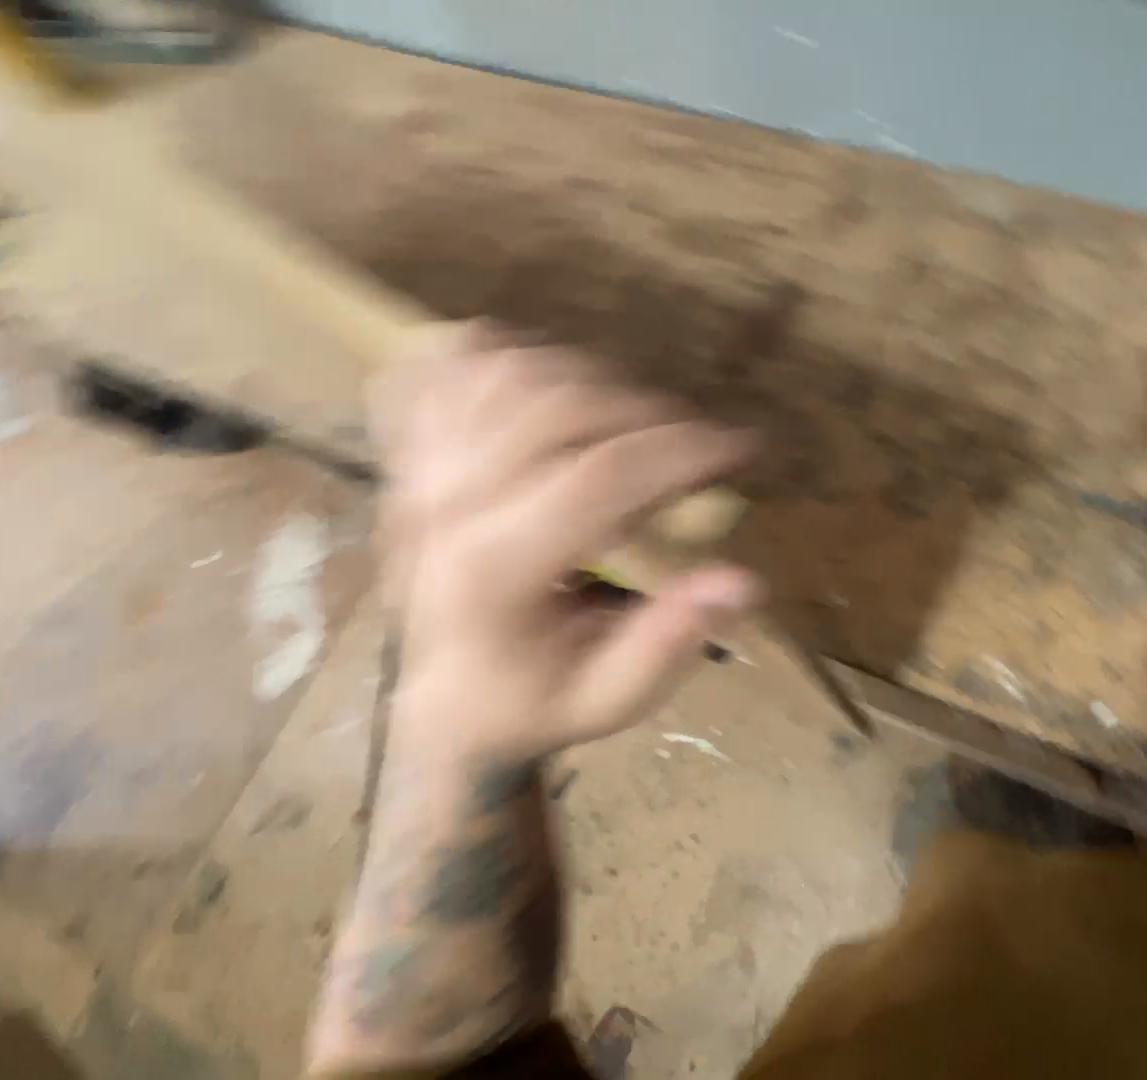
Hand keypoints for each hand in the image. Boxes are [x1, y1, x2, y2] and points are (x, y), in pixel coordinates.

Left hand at [374, 323, 763, 762]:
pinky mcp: (404, 450)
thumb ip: (669, 643)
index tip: (741, 448)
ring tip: (633, 425)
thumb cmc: (534, 702)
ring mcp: (414, 468)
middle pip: (555, 407)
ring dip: (588, 381)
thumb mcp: (611, 698)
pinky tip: (548, 389)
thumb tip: (742, 581)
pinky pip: (447, 364)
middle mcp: (442, 505)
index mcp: (491, 571)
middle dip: (645, 413)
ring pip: (506, 371)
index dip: (682, 451)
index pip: (598, 477)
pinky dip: (506, 357)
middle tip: (692, 444)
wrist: (446, 700)